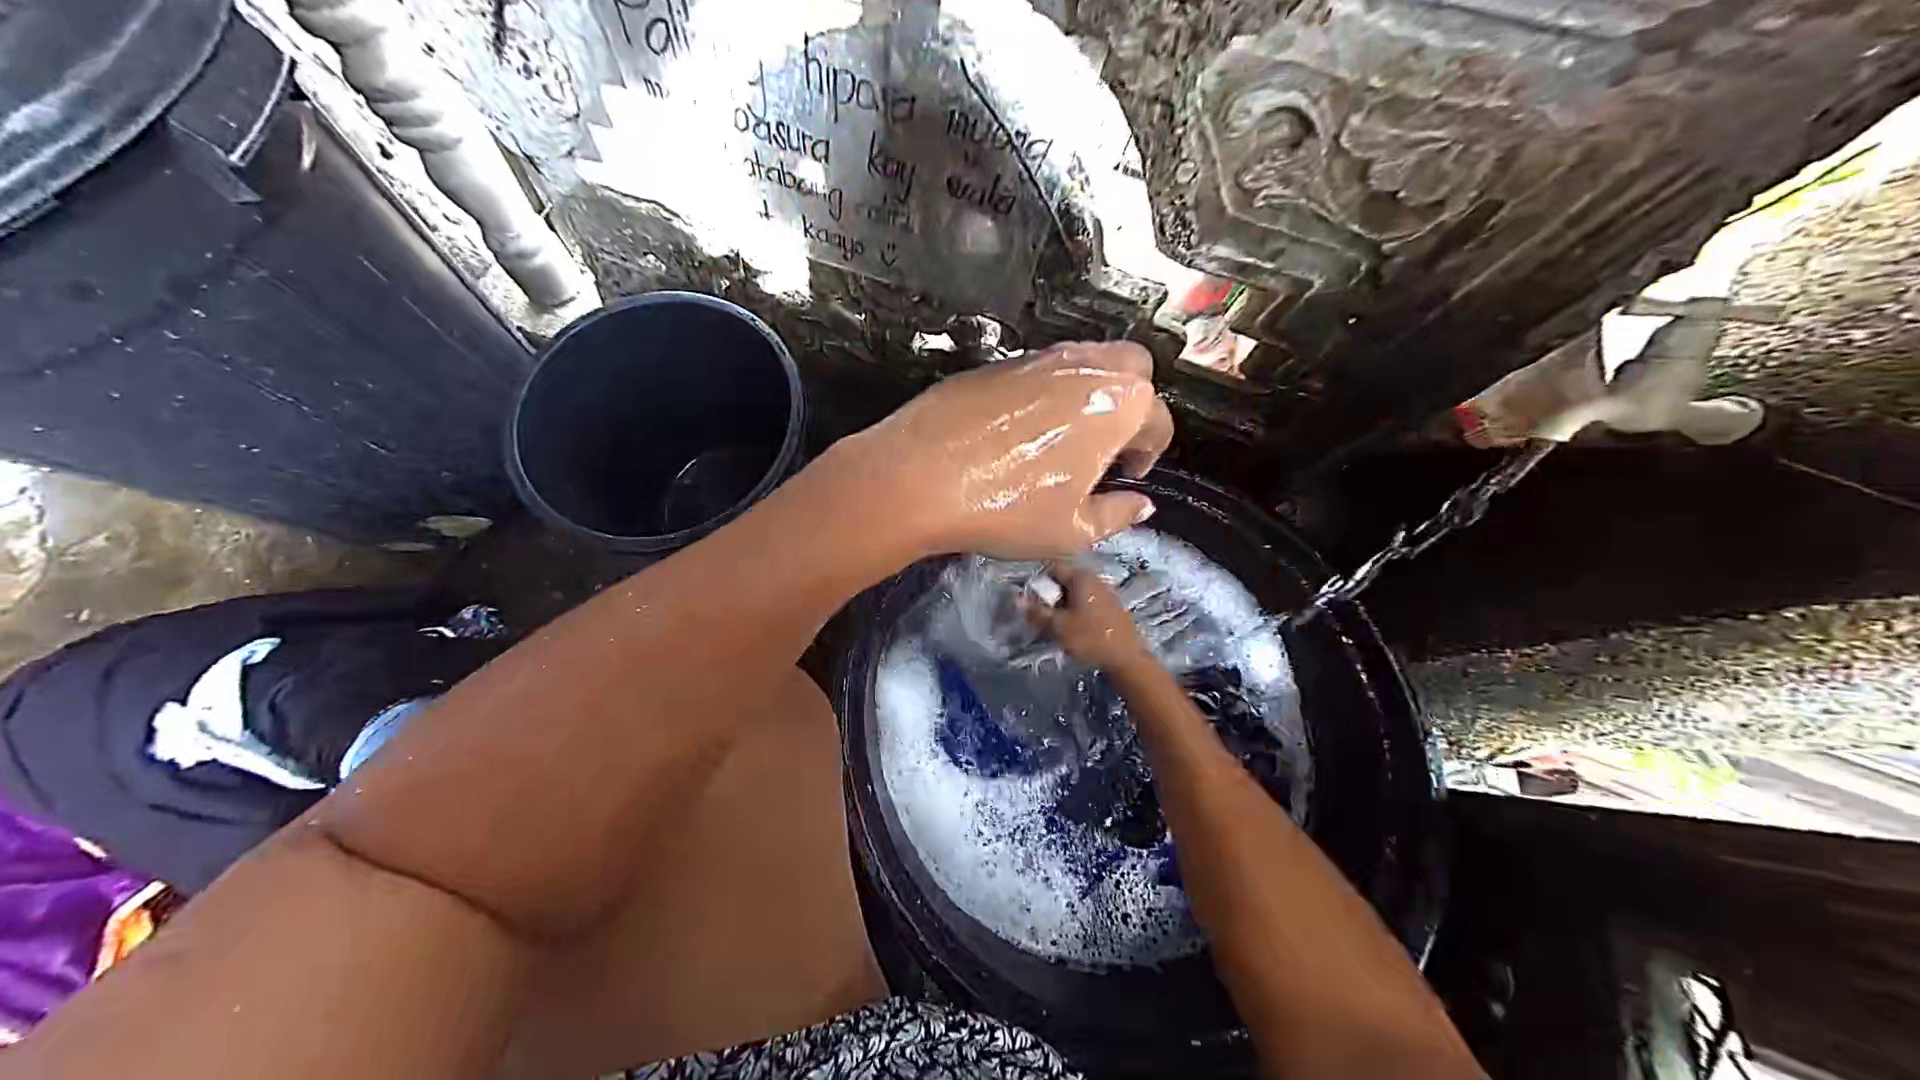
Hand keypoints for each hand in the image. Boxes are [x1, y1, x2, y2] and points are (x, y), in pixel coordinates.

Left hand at [826, 342, 1173, 559]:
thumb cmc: (1005, 507)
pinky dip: (1051, 389)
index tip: (1129, 475)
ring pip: (1088, 359)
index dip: (1150, 453)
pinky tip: (1027, 428)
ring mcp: (1040, 359)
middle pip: (1134, 369)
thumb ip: (1117, 515)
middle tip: (1110, 443)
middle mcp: (1086, 368)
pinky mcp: (1000, 363)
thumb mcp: (1071, 530)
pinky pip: (1042, 368)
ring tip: (1071, 435)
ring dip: (1094, 390)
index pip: (1158, 421)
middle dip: (1135, 402)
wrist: (920, 476)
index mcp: (1119, 405)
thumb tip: (1140, 504)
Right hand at [1024, 560, 1154, 671]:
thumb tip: (1016, 600)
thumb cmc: (1090, 638)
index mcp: (1081, 577)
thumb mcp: (1058, 627)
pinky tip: (1077, 629)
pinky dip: (1079, 611)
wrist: (1127, 659)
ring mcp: (1107, 593)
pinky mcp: (1114, 608)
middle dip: (1052, 596)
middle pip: (1065, 580)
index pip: (1053, 568)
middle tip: (1043, 616)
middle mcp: (1096, 579)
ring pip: (1077, 593)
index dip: (1039, 582)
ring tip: (1058, 625)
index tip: (1032, 600)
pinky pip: (1090, 603)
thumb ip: (1036, 612)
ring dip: (1065, 606)